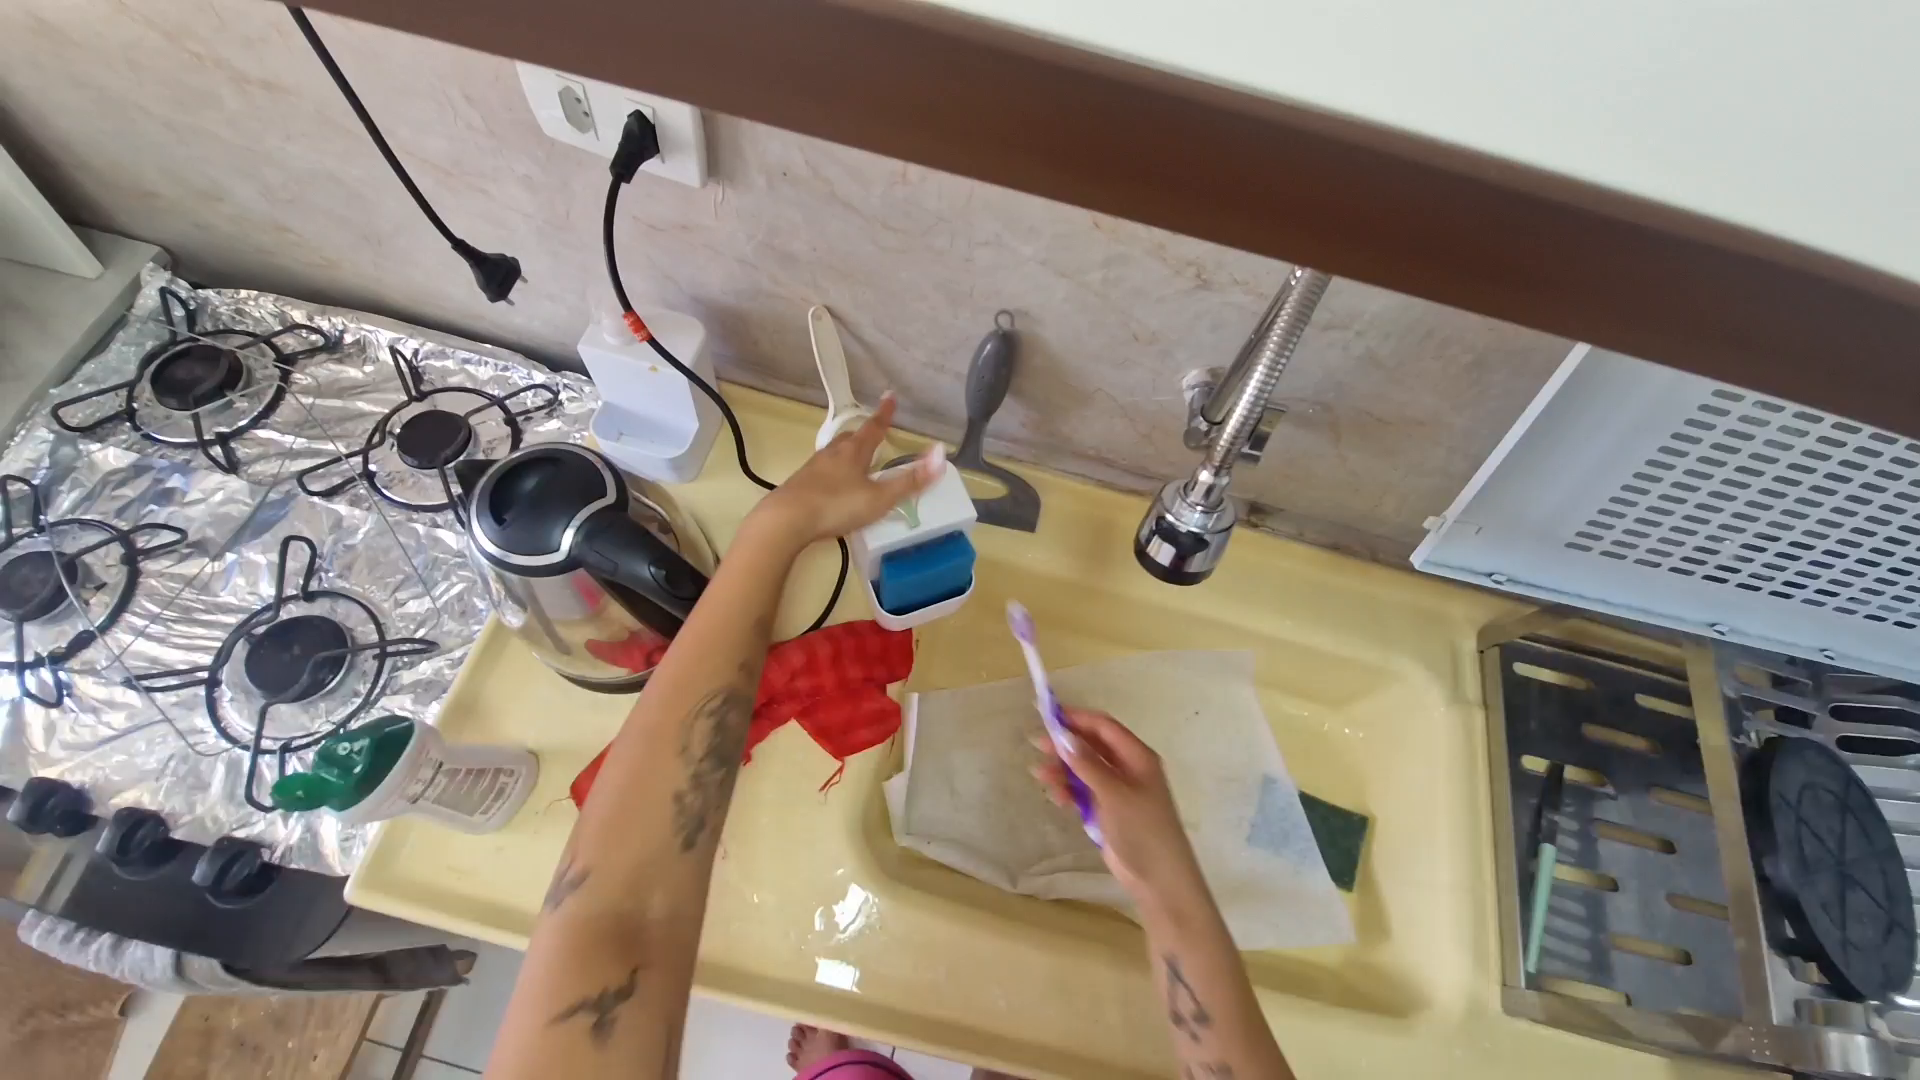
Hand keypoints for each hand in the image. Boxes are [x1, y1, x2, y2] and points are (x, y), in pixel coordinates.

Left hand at [751, 394, 942, 543]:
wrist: (786, 520)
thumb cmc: (837, 506)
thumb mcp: (879, 497)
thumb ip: (910, 480)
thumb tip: (941, 456)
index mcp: (854, 452)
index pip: (873, 427)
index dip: (884, 413)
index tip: (889, 395)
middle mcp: (832, 454)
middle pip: (851, 439)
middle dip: (863, 435)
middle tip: (873, 434)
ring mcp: (813, 469)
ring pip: (834, 455)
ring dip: (847, 455)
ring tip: (856, 461)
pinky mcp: (800, 485)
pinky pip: (822, 472)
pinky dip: (833, 474)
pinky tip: (834, 487)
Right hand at [1031, 708, 1210, 913]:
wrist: (1159, 879)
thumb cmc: (1142, 830)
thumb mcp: (1113, 794)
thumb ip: (1087, 764)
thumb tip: (1063, 735)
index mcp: (1137, 757)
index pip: (1104, 727)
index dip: (1078, 719)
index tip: (1049, 716)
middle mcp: (1128, 768)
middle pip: (1092, 746)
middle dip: (1066, 745)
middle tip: (1037, 745)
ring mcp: (1118, 790)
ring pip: (1085, 769)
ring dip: (1063, 769)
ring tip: (1040, 774)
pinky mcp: (1108, 810)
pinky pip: (1084, 791)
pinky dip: (1069, 790)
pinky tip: (1054, 794)